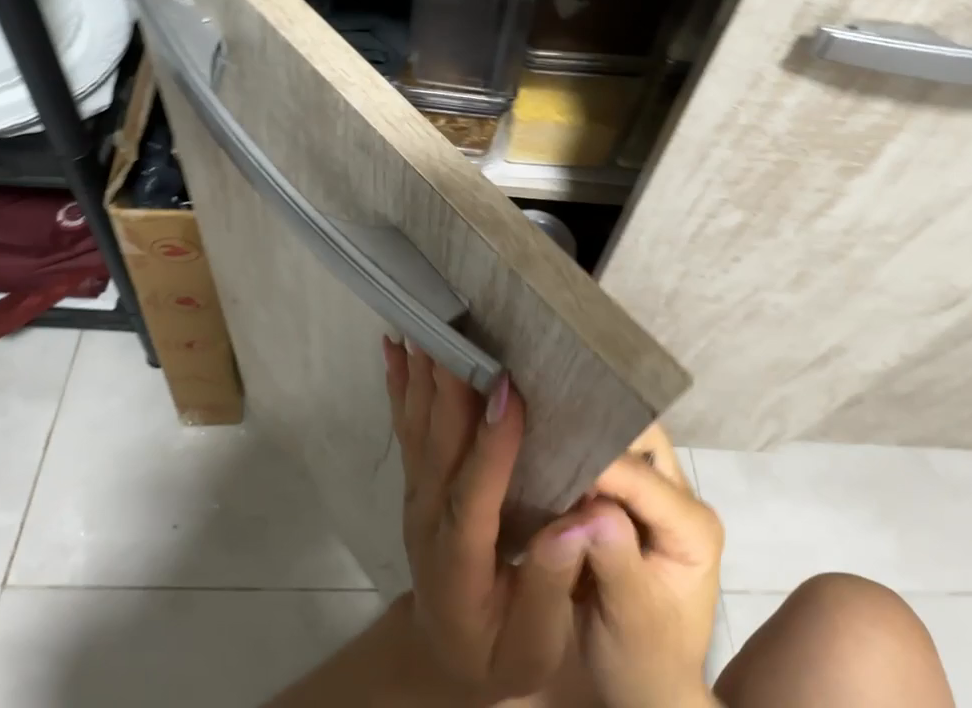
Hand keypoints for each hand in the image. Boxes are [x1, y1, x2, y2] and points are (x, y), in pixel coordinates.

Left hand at [382, 335, 595, 704]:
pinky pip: (407, 426)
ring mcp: (419, 496)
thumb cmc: (498, 650)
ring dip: (421, 372)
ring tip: (424, 319)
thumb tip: (577, 526)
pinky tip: (394, 347)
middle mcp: (432, 517)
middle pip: (439, 444)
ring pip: (419, 426)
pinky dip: (399, 384)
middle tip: (459, 326)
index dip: (492, 443)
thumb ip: (548, 587)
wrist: (443, 651)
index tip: (507, 390)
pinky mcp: (418, 483)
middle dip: (449, 383)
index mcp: (462, 559)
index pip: (474, 495)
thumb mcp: (532, 645)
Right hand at [548, 443, 725, 707]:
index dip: (593, 460)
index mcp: (693, 528)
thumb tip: (591, 508)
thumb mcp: (628, 618)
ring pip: (626, 446)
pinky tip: (546, 459)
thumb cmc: (642, 661)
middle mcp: (684, 503)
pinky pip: (611, 467)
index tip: (543, 445)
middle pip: (641, 441)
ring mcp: (662, 502)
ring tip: (538, 434)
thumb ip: (614, 558)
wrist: (649, 689)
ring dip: (586, 440)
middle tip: (540, 425)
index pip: (640, 476)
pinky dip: (580, 460)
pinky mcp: (638, 507)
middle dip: (593, 428)